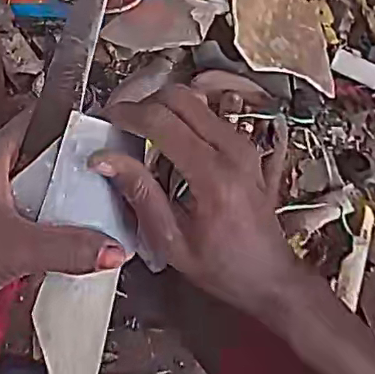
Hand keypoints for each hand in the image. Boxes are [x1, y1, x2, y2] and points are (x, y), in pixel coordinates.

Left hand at [0, 109, 127, 332]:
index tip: (97, 125)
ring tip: (98, 209)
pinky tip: (70, 244)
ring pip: (35, 194)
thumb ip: (68, 247)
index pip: (33, 121)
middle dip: (71, 169)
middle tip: (108, 175)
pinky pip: (27, 224)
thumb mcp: (17, 246)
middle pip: (39, 160)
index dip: (64, 119)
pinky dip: (48, 230)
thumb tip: (111, 247)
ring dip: (60, 203)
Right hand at [95, 83, 310, 317]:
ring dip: (160, 109)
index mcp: (213, 176)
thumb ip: (139, 193)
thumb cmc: (221, 267)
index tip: (105, 120)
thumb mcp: (170, 240)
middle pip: (178, 97)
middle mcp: (232, 150)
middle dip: (142, 104)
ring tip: (139, 134)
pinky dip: (178, 117)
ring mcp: (242, 143)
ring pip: (192, 100)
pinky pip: (204, 113)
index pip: (162, 122)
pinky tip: (165, 144)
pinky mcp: (243, 144)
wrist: (271, 276)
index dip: (127, 114)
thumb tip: (103, 159)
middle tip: (121, 125)